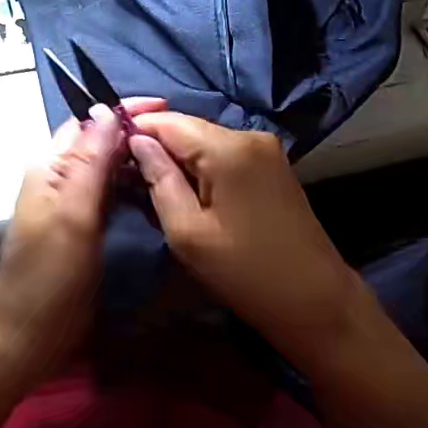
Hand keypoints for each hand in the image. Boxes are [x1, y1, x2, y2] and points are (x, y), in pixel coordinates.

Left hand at [0, 98, 165, 385]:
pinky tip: (158, 190)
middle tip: (182, 139)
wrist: (27, 335)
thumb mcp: (71, 215)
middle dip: (136, 133)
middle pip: (100, 141)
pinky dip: (134, 186)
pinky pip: (112, 193)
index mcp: (50, 166)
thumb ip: (89, 163)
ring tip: (178, 160)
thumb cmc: (47, 276)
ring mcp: (73, 203)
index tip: (167, 109)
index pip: (89, 121)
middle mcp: (60, 177)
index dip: (124, 111)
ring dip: (137, 159)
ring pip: (108, 167)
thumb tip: (107, 110)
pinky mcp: (86, 226)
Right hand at [128, 113, 364, 362]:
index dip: (133, 131)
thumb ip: (158, 179)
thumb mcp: (188, 232)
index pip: (166, 120)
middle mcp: (248, 136)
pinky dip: (200, 169)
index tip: (108, 155)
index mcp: (227, 148)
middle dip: (154, 148)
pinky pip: (223, 155)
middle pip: (185, 129)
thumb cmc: (246, 274)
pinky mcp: (271, 167)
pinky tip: (186, 195)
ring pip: (202, 142)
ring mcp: (265, 150)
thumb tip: (135, 141)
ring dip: (176, 161)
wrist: (319, 306)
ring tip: (152, 191)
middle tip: (126, 180)